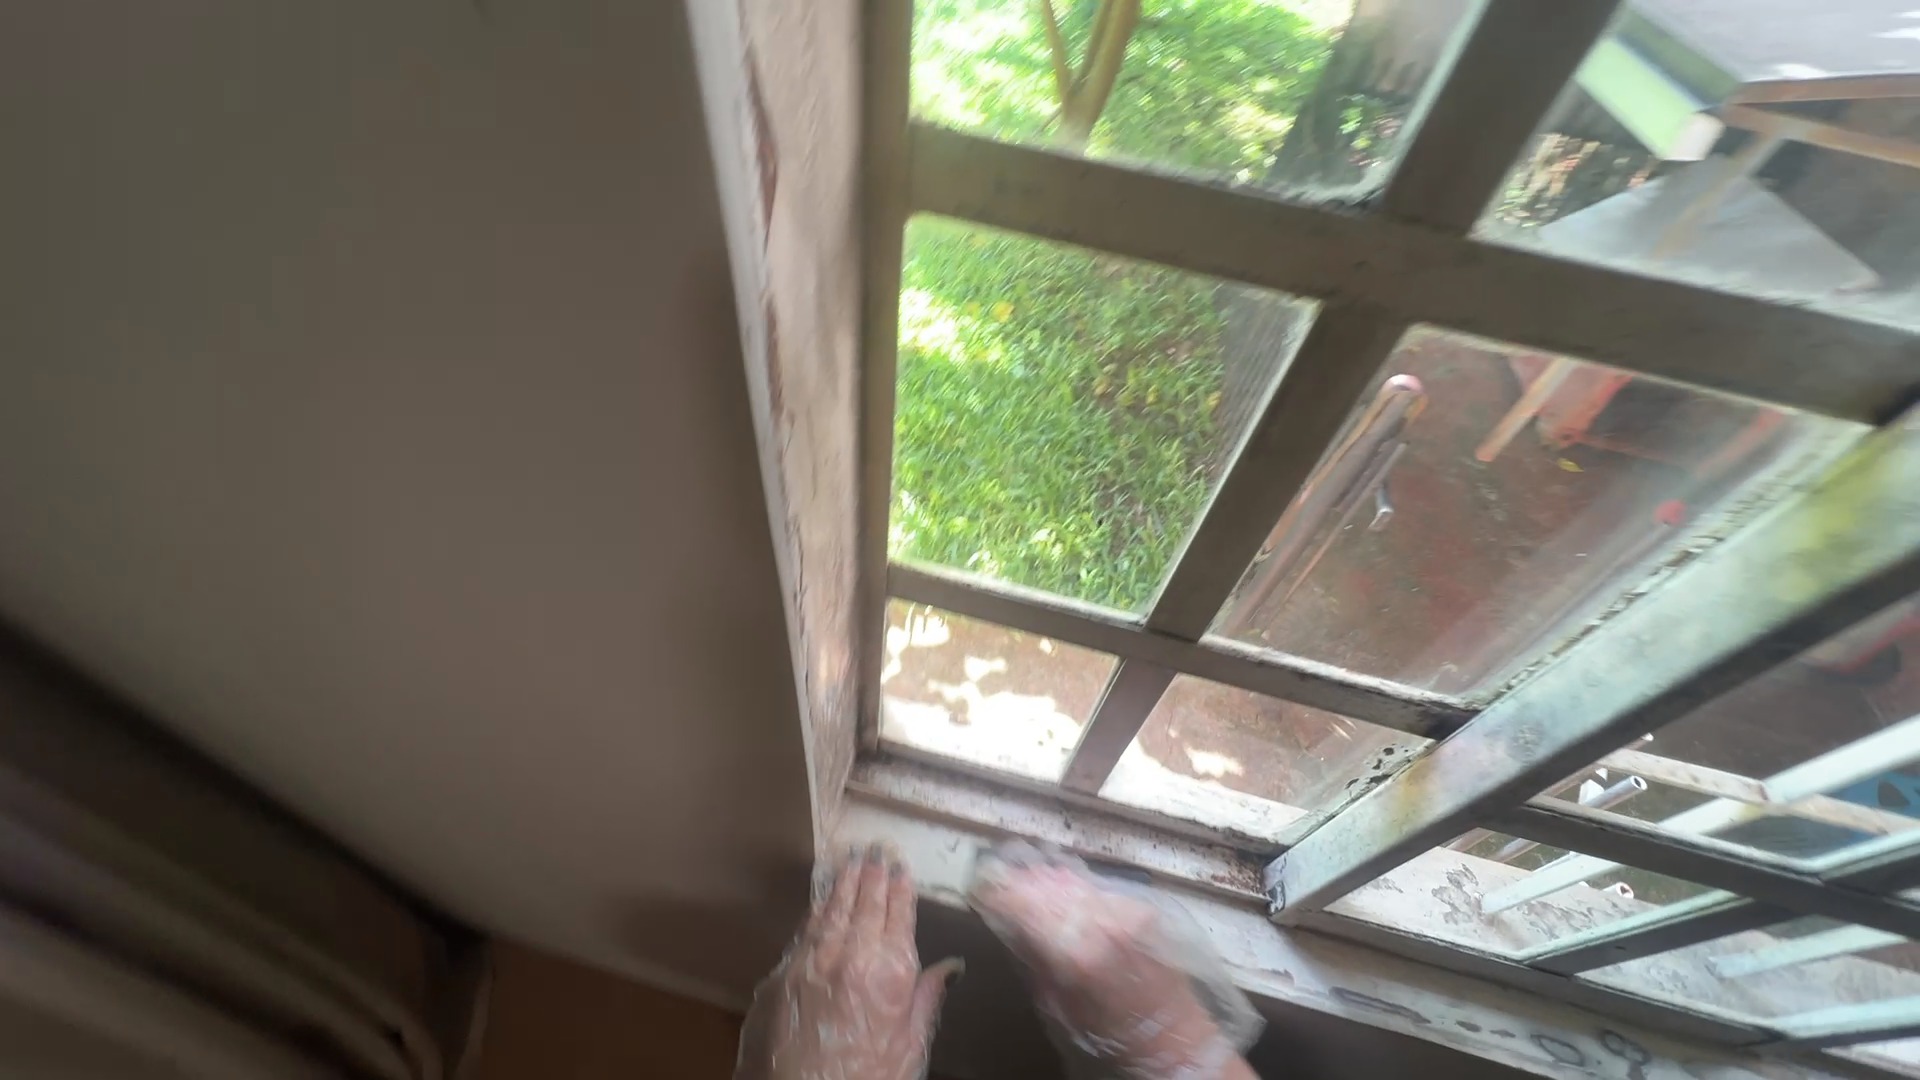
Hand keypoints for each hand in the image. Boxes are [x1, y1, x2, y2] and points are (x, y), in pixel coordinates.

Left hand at [738, 843, 962, 1079]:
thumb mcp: (909, 1049)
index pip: (899, 914)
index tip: (900, 863)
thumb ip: (926, 999)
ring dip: (842, 881)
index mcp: (889, 971)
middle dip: (872, 872)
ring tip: (850, 858)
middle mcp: (850, 955)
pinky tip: (821, 899)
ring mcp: (812, 961)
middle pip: (865, 903)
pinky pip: (805, 931)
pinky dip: (816, 910)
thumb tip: (952, 967)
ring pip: (831, 908)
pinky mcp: (781, 974)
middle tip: (875, 846)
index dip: (900, 886)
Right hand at [969, 842, 1255, 1079]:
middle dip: (1017, 875)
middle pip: (1044, 880)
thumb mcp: (1055, 1007)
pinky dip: (1071, 881)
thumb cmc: (1110, 1036)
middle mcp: (1100, 919)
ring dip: (1043, 873)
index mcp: (1074, 951)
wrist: (1174, 1040)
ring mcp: (1123, 906)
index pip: (1021, 901)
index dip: (994, 888)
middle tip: (997, 870)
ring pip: (1069, 874)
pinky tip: (1059, 884)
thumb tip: (1004, 918)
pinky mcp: (1139, 902)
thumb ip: (1030, 957)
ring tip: (1024, 872)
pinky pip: (1092, 882)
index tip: (979, 882)